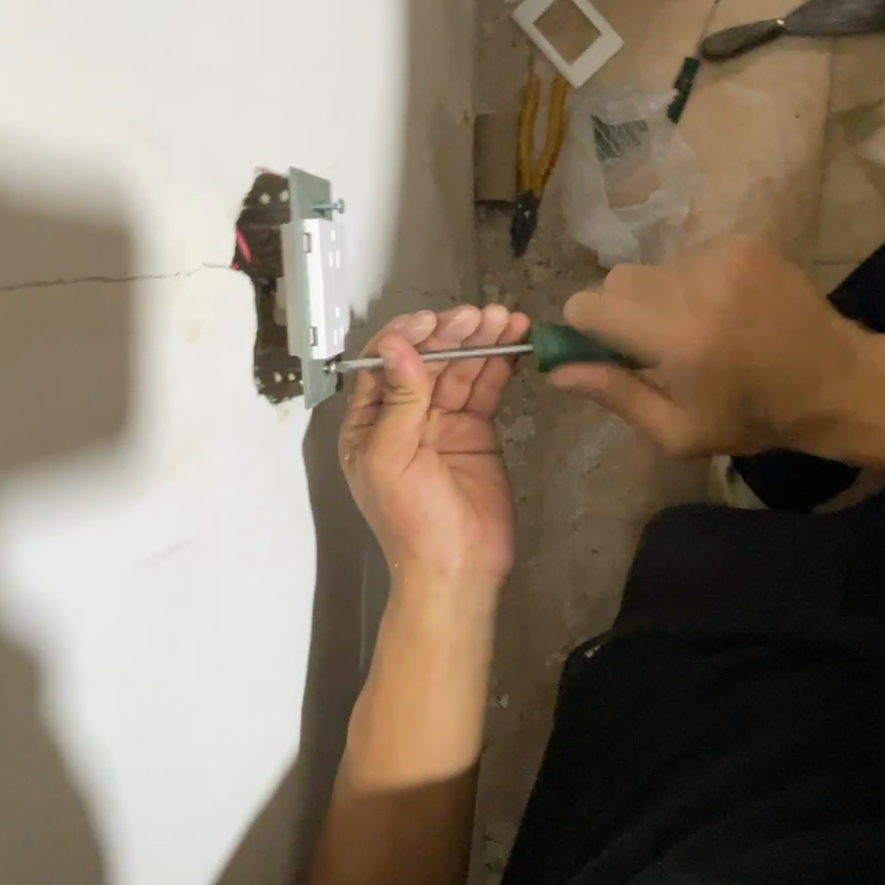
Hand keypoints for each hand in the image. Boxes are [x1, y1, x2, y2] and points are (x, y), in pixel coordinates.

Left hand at [340, 305, 531, 594]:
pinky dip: (499, 364)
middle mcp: (403, 414)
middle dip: (451, 334)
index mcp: (368, 422)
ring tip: (507, 319)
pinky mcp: (476, 430)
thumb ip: (398, 402)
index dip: (406, 337)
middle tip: (481, 315)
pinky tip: (516, 342)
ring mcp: (441, 420)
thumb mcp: (392, 460)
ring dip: (481, 342)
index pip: (383, 363)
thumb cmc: (412, 520)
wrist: (459, 569)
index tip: (434, 321)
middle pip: (425, 359)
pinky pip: (484, 388)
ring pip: (459, 368)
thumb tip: (398, 345)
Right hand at [547, 238, 884, 464]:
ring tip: (698, 328)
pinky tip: (722, 311)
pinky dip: (691, 284)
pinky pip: (687, 258)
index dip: (585, 327)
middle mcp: (695, 286)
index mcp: (677, 338)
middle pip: (616, 281)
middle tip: (654, 345)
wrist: (837, 381)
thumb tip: (556, 370)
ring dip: (658, 298)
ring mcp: (722, 257)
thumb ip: (613, 393)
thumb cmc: (751, 417)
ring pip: (652, 270)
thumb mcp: (676, 430)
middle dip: (621, 313)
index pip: (589, 304)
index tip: (605, 348)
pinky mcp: (743, 243)